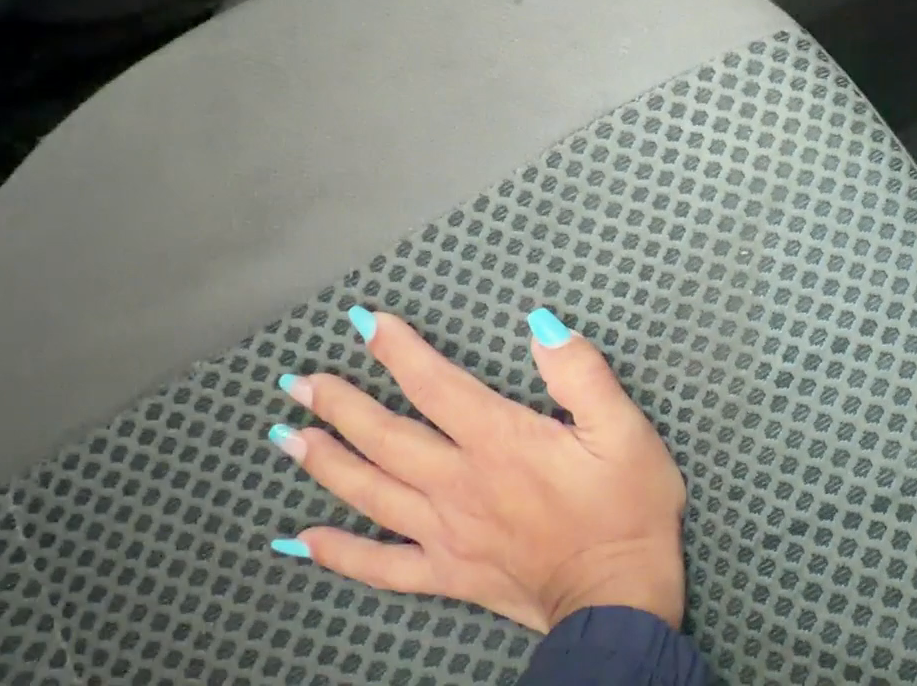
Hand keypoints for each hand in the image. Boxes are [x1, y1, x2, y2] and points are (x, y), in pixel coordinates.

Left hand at [264, 307, 686, 632]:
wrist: (618, 591)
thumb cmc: (627, 504)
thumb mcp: (625, 427)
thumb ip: (583, 375)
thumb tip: (544, 328)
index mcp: (502, 442)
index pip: (438, 387)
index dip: (401, 353)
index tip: (367, 324)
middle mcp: (460, 483)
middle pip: (388, 438)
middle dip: (342, 405)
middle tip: (303, 383)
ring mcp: (447, 533)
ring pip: (371, 493)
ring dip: (326, 463)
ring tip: (289, 437)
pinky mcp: (448, 574)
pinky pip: (380, 565)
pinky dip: (338, 553)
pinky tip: (303, 542)